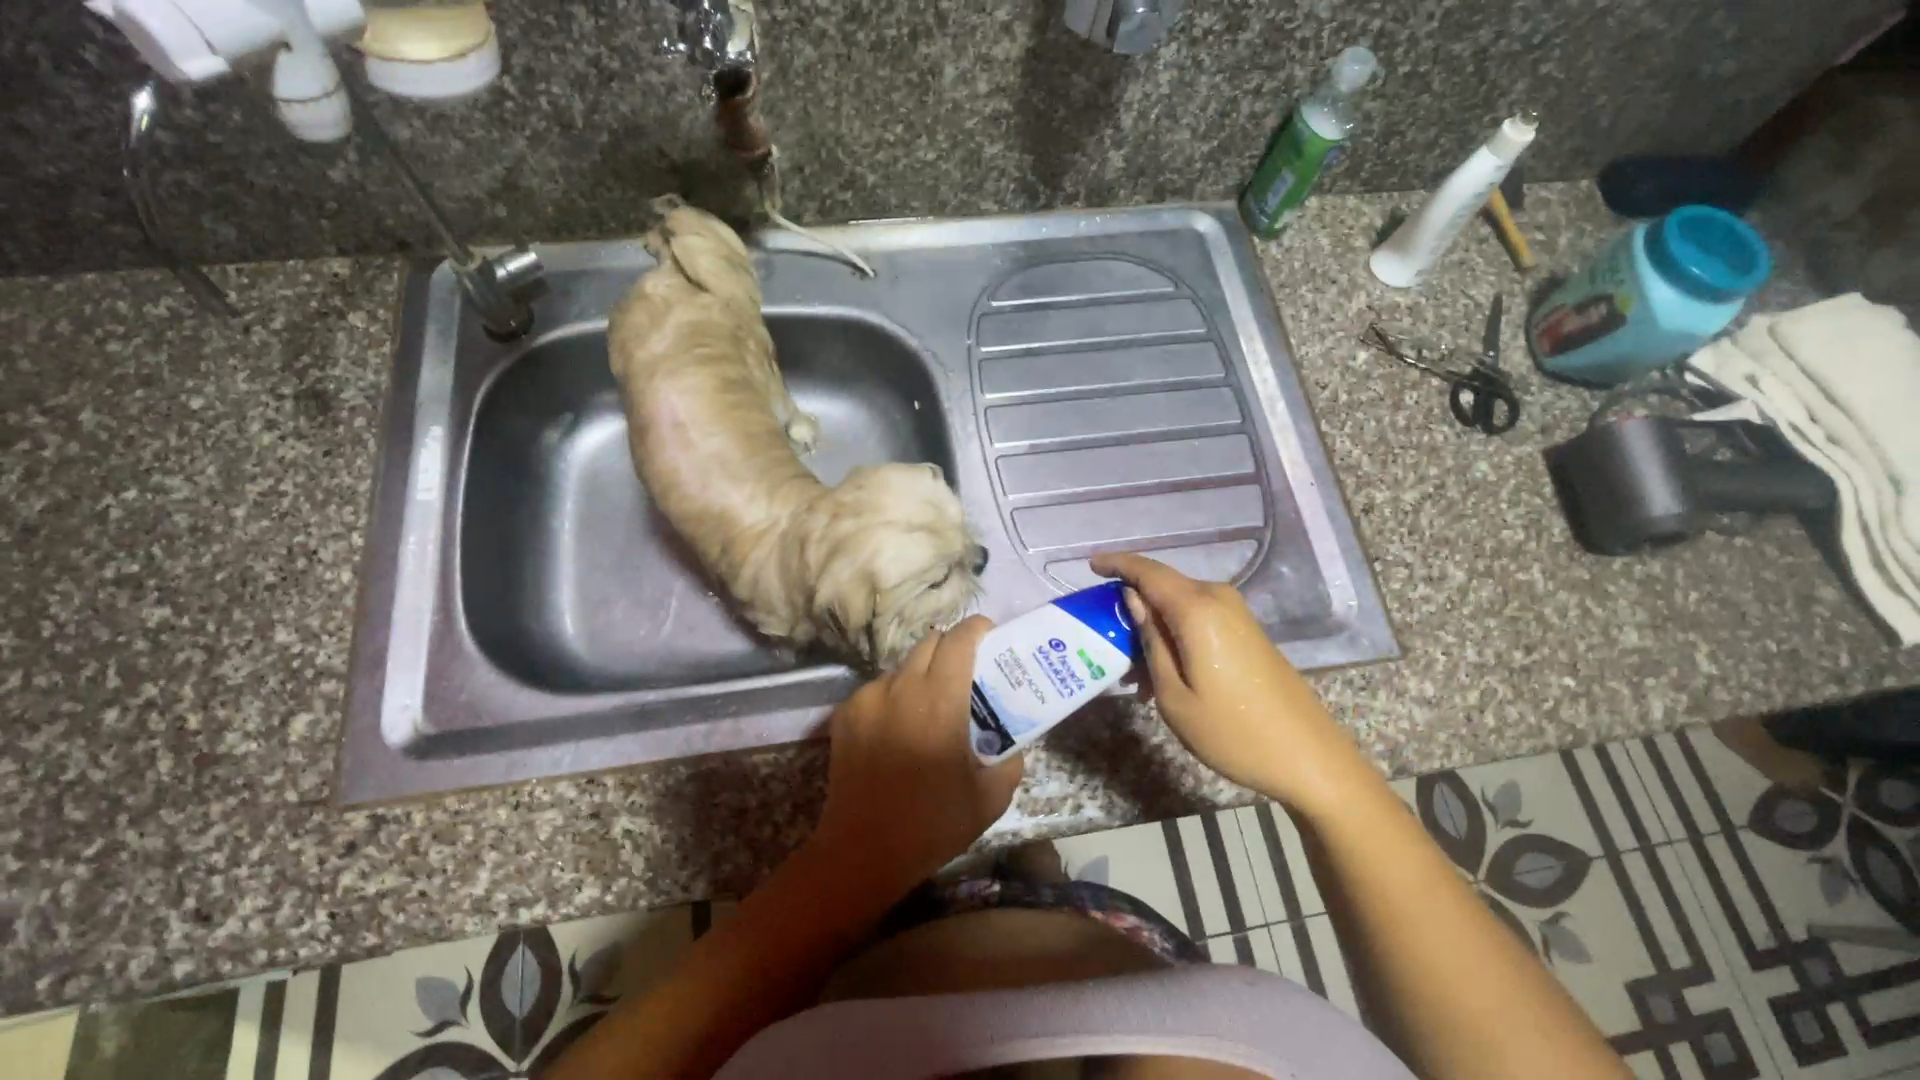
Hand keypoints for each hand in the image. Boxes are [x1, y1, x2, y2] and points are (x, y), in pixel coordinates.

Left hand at [809, 616, 1024, 891]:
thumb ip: (1009, 760)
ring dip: (923, 674)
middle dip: (953, 648)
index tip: (992, 636)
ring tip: (934, 707)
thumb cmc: (932, 825)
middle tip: (970, 675)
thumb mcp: (990, 797)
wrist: (862, 852)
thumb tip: (1013, 741)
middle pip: (930, 642)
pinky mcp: (844, 714)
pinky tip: (902, 730)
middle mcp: (900, 688)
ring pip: (902, 666)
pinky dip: (896, 697)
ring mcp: (867, 699)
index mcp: (939, 701)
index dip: (978, 629)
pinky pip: (878, 690)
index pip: (959, 639)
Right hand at [1091, 553, 1376, 812]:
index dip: (1117, 564)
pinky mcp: (1246, 634)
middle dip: (1130, 609)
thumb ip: (1150, 642)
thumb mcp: (1174, 696)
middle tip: (1104, 644)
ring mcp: (1237, 616)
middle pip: (1163, 588)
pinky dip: (1174, 640)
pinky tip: (1162, 679)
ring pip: (1179, 608)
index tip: (1090, 565)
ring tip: (1132, 677)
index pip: (1148, 572)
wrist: (1308, 757)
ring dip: (1151, 632)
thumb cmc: (1232, 733)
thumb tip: (1132, 600)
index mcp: (1197, 610)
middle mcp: (1219, 600)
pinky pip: (1198, 622)